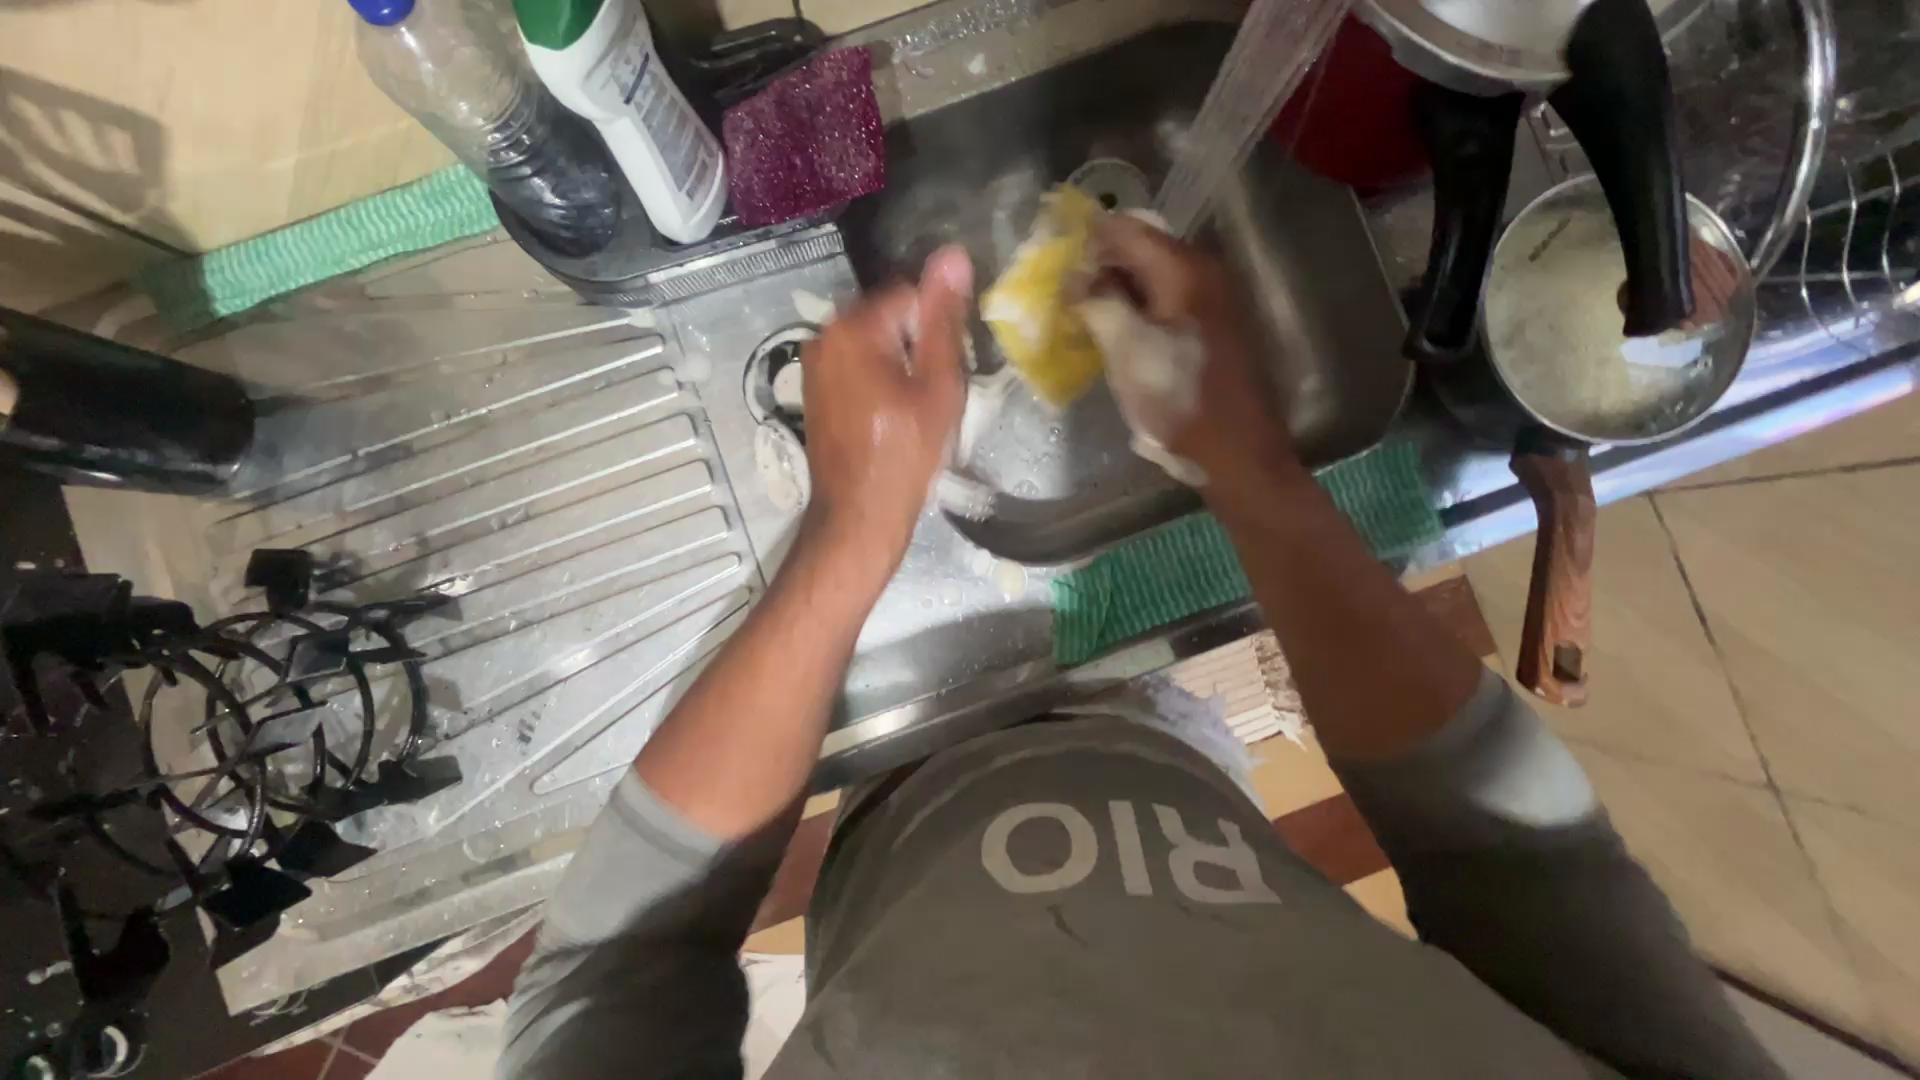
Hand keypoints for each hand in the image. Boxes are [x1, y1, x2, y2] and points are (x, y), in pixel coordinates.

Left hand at [798, 244, 972, 570]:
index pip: (910, 294)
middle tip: (933, 393)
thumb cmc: (905, 455)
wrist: (858, 516)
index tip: (946, 370)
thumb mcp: (937, 385)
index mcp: (853, 328)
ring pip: (873, 344)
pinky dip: (878, 382)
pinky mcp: (814, 391)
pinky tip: (891, 418)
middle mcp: (824, 336)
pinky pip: (856, 368)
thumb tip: (953, 255)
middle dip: (916, 345)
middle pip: (888, 317)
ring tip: (914, 410)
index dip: (937, 329)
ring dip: (898, 365)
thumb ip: (944, 319)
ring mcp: (814, 365)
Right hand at [1087, 215, 1293, 481]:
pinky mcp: (1215, 328)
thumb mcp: (1126, 348)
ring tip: (1087, 312)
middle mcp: (1205, 272)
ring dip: (1121, 288)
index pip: (1127, 230)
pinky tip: (1120, 332)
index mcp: (1184, 269)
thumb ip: (1097, 302)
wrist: (1234, 449)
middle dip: (1103, 264)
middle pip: (1145, 249)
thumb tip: (1076, 276)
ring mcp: (1215, 299)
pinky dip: (1141, 307)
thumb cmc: (1177, 397)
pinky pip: (1170, 300)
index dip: (1089, 240)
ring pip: (1157, 276)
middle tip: (1067, 290)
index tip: (1057, 261)